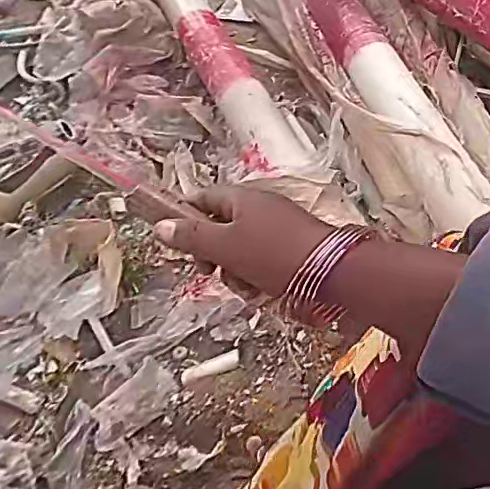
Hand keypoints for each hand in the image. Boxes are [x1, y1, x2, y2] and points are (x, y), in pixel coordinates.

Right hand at [152, 187, 332, 296]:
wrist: (330, 271)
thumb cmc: (272, 253)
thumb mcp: (225, 246)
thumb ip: (191, 237)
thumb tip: (160, 226)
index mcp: (242, 198)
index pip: (202, 199)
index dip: (184, 218)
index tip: (177, 243)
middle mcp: (259, 208)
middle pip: (219, 229)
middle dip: (212, 255)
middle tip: (210, 272)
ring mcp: (277, 228)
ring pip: (239, 251)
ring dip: (235, 272)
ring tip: (246, 285)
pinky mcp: (290, 249)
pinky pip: (260, 262)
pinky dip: (256, 277)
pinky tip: (262, 290)